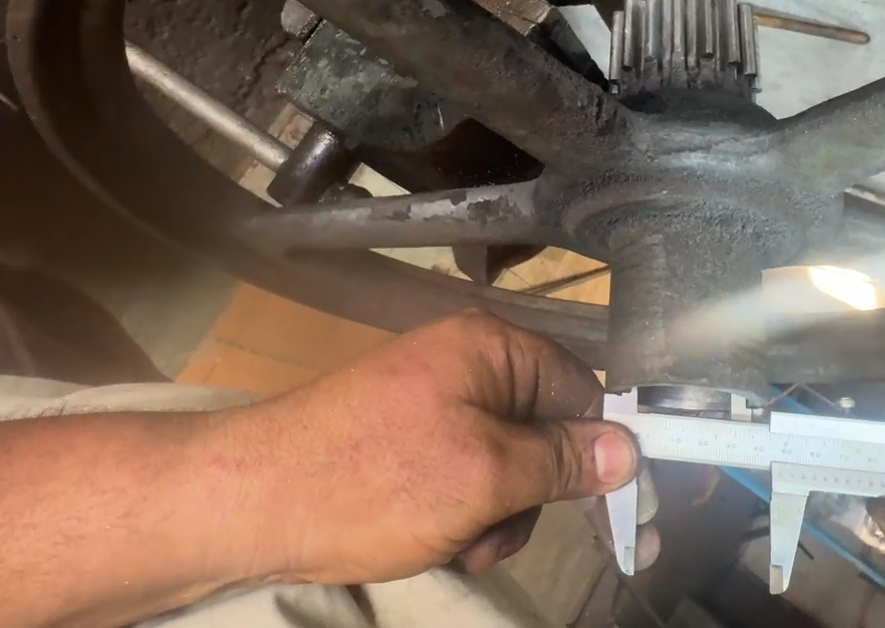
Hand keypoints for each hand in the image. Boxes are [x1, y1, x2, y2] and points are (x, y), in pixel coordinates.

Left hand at [229, 310, 641, 584]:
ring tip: (452, 536)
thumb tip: (628, 449)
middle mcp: (469, 362)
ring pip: (505, 463)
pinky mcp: (412, 433)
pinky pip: (466, 471)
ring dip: (494, 512)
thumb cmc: (377, 478)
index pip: (580, 387)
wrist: (256, 498)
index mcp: (492, 348)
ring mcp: (436, 398)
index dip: (603, 446)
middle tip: (499, 531)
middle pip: (543, 430)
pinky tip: (430, 533)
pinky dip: (461, 510)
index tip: (626, 508)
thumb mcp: (485, 474)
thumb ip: (561, 460)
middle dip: (530, 492)